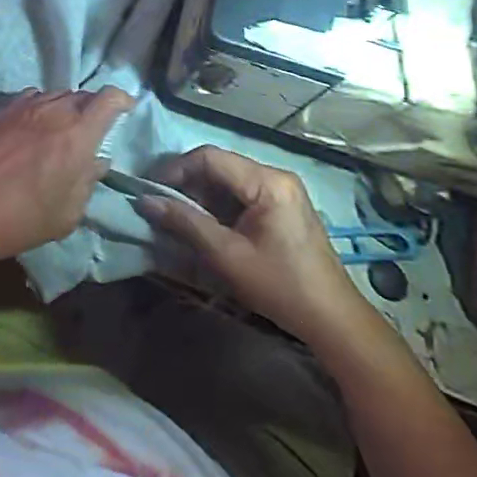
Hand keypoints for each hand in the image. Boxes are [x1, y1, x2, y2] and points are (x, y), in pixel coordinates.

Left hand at [0, 87, 135, 265]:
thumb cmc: (24, 217)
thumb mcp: (69, 213)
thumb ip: (88, 182)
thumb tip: (97, 161)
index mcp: (79, 134)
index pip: (109, 99)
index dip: (122, 99)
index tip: (127, 109)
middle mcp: (55, 112)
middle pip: (83, 94)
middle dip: (95, 106)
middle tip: (95, 128)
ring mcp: (25, 109)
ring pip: (57, 94)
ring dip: (68, 106)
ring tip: (66, 127)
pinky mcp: (2, 113)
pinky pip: (32, 98)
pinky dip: (43, 106)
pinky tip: (37, 125)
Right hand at [144, 145, 375, 346]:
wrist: (331, 318)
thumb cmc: (279, 285)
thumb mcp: (225, 254)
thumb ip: (185, 222)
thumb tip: (145, 201)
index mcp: (267, 182)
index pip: (210, 158)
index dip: (175, 169)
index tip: (150, 189)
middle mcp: (276, 176)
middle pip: (219, 165)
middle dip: (186, 182)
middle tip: (159, 203)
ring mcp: (282, 190)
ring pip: (228, 179)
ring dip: (200, 194)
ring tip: (177, 216)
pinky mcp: (282, 205)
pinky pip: (241, 193)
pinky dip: (218, 204)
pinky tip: (204, 224)